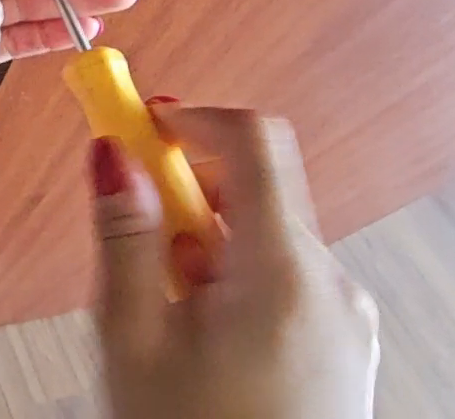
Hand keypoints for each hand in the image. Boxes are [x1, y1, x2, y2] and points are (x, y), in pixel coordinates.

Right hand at [94, 109, 379, 418]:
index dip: (188, 116)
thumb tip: (112, 152)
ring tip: (161, 297)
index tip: (133, 115)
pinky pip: (277, 266)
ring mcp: (342, 316)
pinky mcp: (338, 338)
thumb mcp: (133, 335)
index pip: (253, 140)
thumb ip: (125, 233)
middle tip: (129, 219)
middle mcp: (330, 286)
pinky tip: (196, 321)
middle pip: (252, 182)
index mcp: (286, 277)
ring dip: (199, 233)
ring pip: (258, 227)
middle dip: (182, 185)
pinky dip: (227, 265)